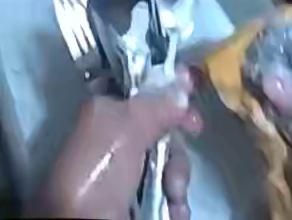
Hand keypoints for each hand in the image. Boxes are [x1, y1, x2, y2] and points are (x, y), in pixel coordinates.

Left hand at [32, 72, 201, 218]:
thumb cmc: (98, 169)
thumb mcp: (127, 125)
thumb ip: (158, 103)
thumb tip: (184, 84)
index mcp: (106, 111)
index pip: (142, 89)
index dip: (167, 86)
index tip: (191, 84)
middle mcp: (118, 140)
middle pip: (162, 126)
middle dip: (177, 137)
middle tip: (194, 130)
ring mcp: (129, 175)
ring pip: (169, 162)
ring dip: (178, 175)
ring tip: (173, 192)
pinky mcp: (139, 205)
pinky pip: (169, 195)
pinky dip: (176, 202)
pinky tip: (174, 208)